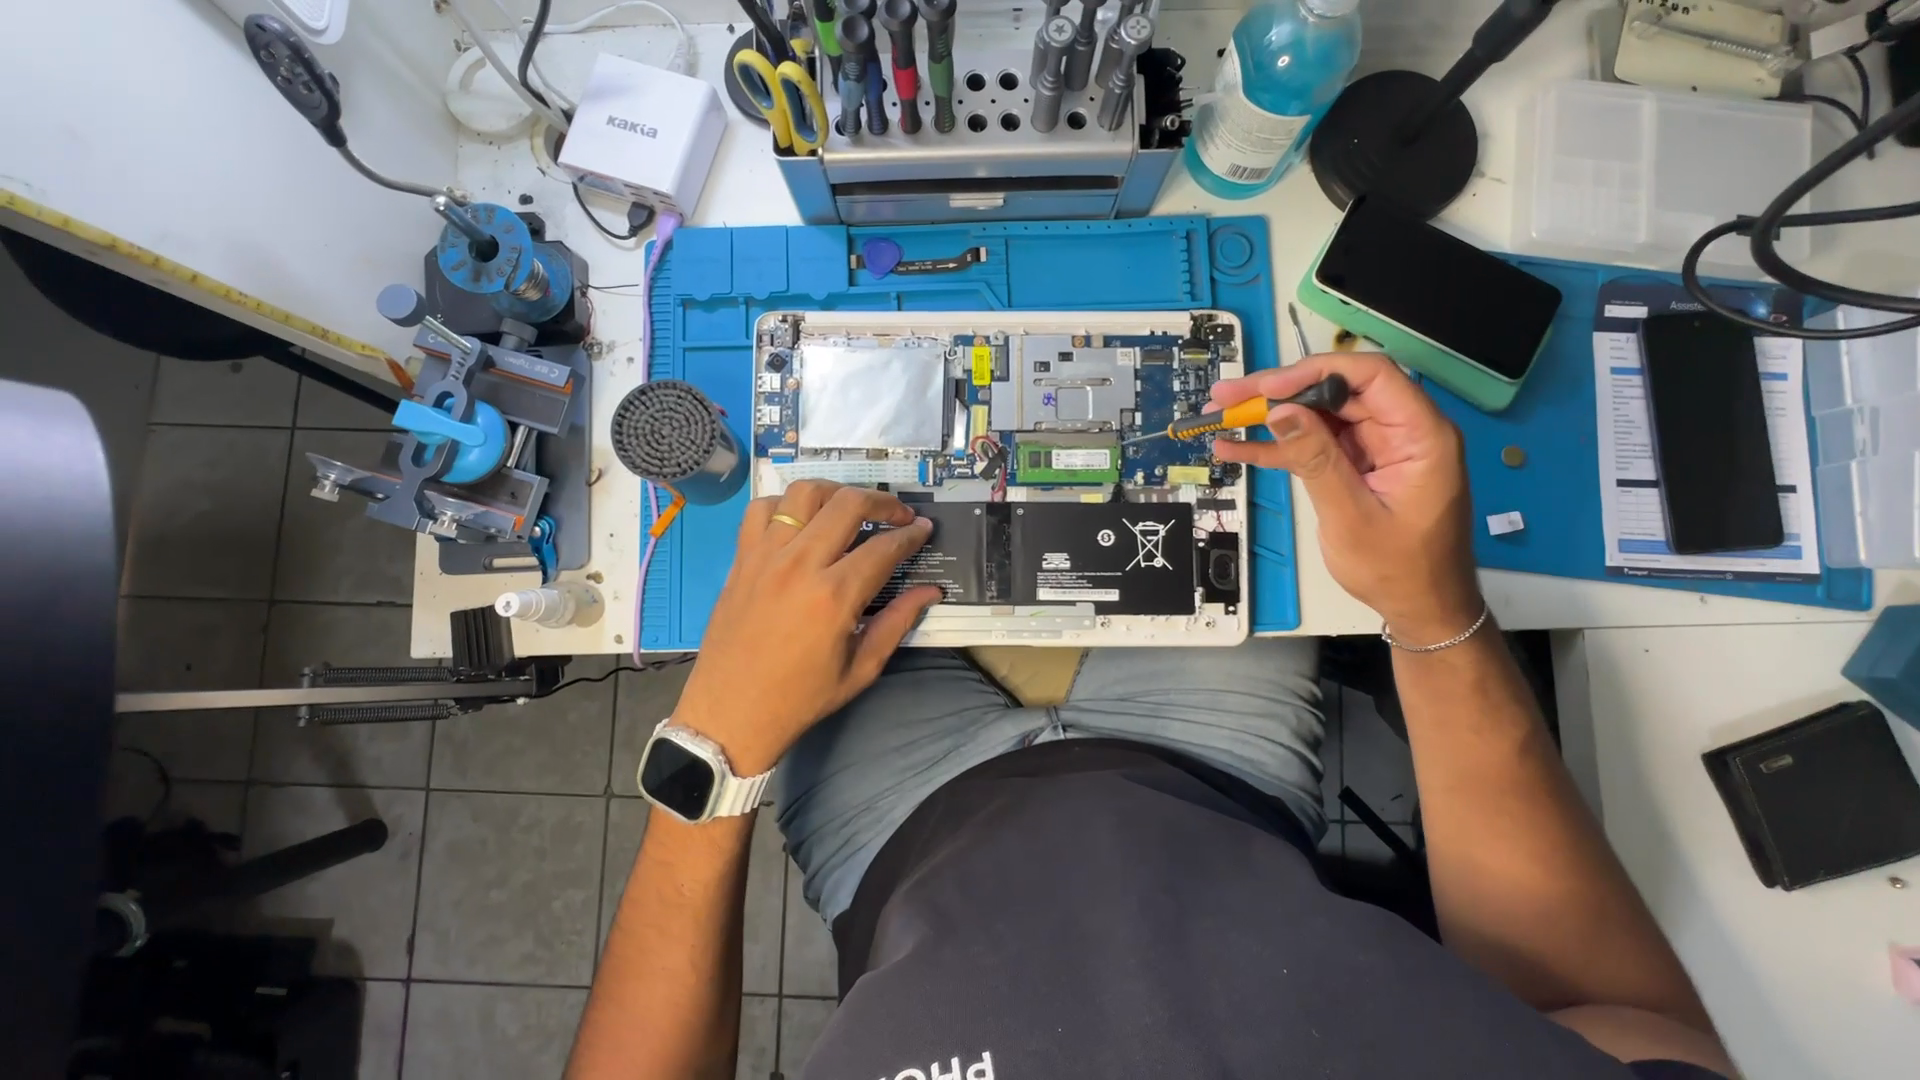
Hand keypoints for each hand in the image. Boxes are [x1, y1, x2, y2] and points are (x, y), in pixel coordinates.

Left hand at [673, 481, 941, 773]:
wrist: (731, 713)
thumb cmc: (800, 698)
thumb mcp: (861, 669)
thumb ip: (897, 622)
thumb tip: (930, 591)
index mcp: (834, 596)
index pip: (884, 547)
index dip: (910, 535)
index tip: (924, 530)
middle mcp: (800, 564)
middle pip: (848, 504)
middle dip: (883, 502)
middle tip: (898, 514)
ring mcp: (766, 556)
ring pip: (804, 494)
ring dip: (836, 492)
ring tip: (851, 507)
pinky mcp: (742, 559)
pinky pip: (761, 509)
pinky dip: (785, 504)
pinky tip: (801, 521)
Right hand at [1209, 352, 1482, 644]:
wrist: (1420, 607)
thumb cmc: (1398, 568)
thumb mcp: (1352, 515)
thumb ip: (1317, 459)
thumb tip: (1281, 412)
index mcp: (1419, 434)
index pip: (1370, 376)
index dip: (1315, 372)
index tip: (1267, 387)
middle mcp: (1399, 431)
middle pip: (1335, 392)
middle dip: (1279, 393)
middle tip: (1227, 396)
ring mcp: (1375, 448)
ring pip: (1317, 416)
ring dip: (1268, 418)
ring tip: (1219, 416)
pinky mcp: (1354, 466)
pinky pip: (1313, 446)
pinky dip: (1276, 448)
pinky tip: (1235, 448)